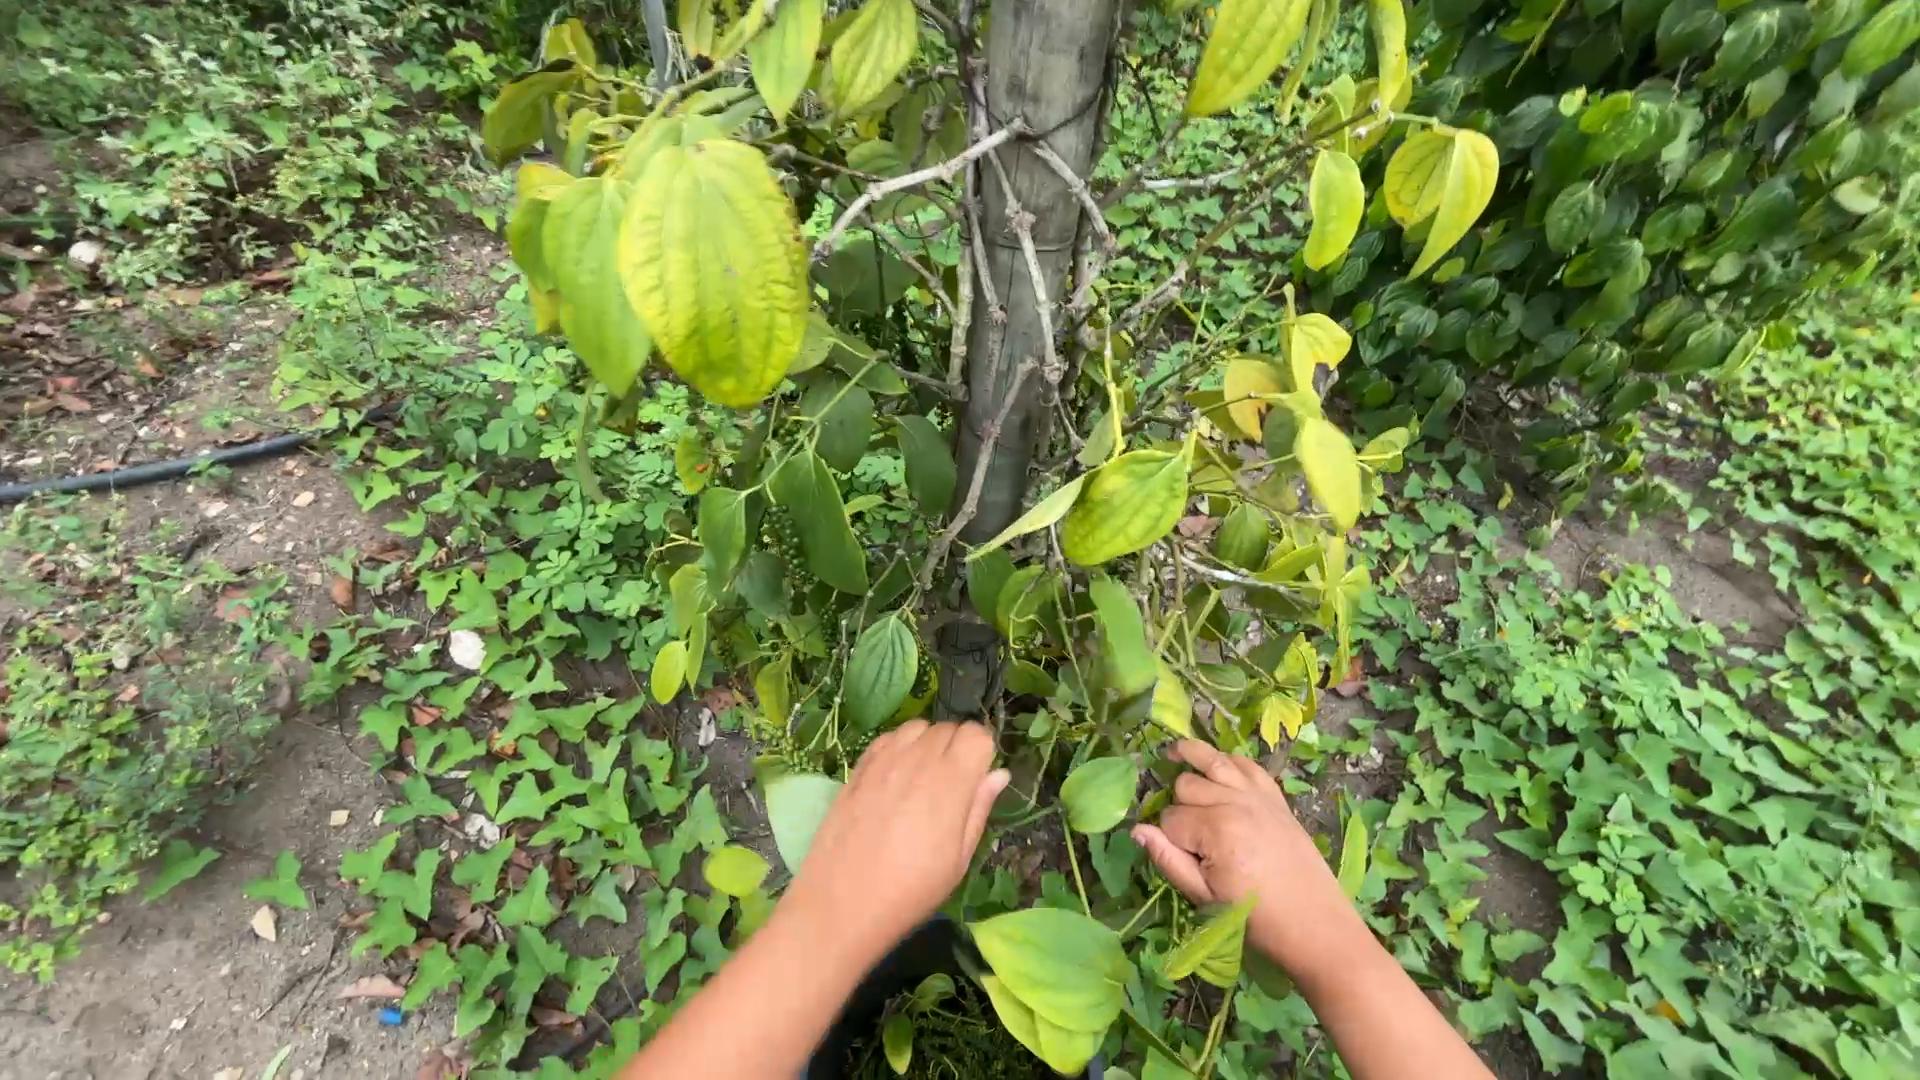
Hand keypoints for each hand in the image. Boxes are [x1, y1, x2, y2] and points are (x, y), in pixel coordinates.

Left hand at [780, 720, 1009, 964]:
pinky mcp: (858, 767)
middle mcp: (918, 760)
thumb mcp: (958, 860)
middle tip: (952, 786)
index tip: (977, 778)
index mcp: (950, 782)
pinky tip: (896, 776)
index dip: (982, 752)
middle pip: (949, 728)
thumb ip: (979, 809)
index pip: (977, 734)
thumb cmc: (910, 891)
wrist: (841, 904)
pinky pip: (887, 737)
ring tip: (923, 778)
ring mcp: (884, 760)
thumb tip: (998, 774)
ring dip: (927, 743)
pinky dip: (899, 746)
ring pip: (918, 727)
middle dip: (958, 747)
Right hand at [1131, 739, 1364, 981]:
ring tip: (1173, 752)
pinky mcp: (1275, 797)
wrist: (1317, 928)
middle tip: (1190, 835)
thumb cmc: (1257, 919)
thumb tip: (1136, 830)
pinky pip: (1247, 764)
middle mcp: (1236, 803)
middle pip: (1186, 785)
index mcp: (1217, 831)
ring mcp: (1258, 796)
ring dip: (1191, 755)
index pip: (1170, 820)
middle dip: (1179, 805)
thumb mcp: (1205, 898)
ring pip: (1212, 761)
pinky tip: (1216, 763)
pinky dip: (1228, 759)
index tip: (1181, 858)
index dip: (1168, 837)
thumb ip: (1168, 860)